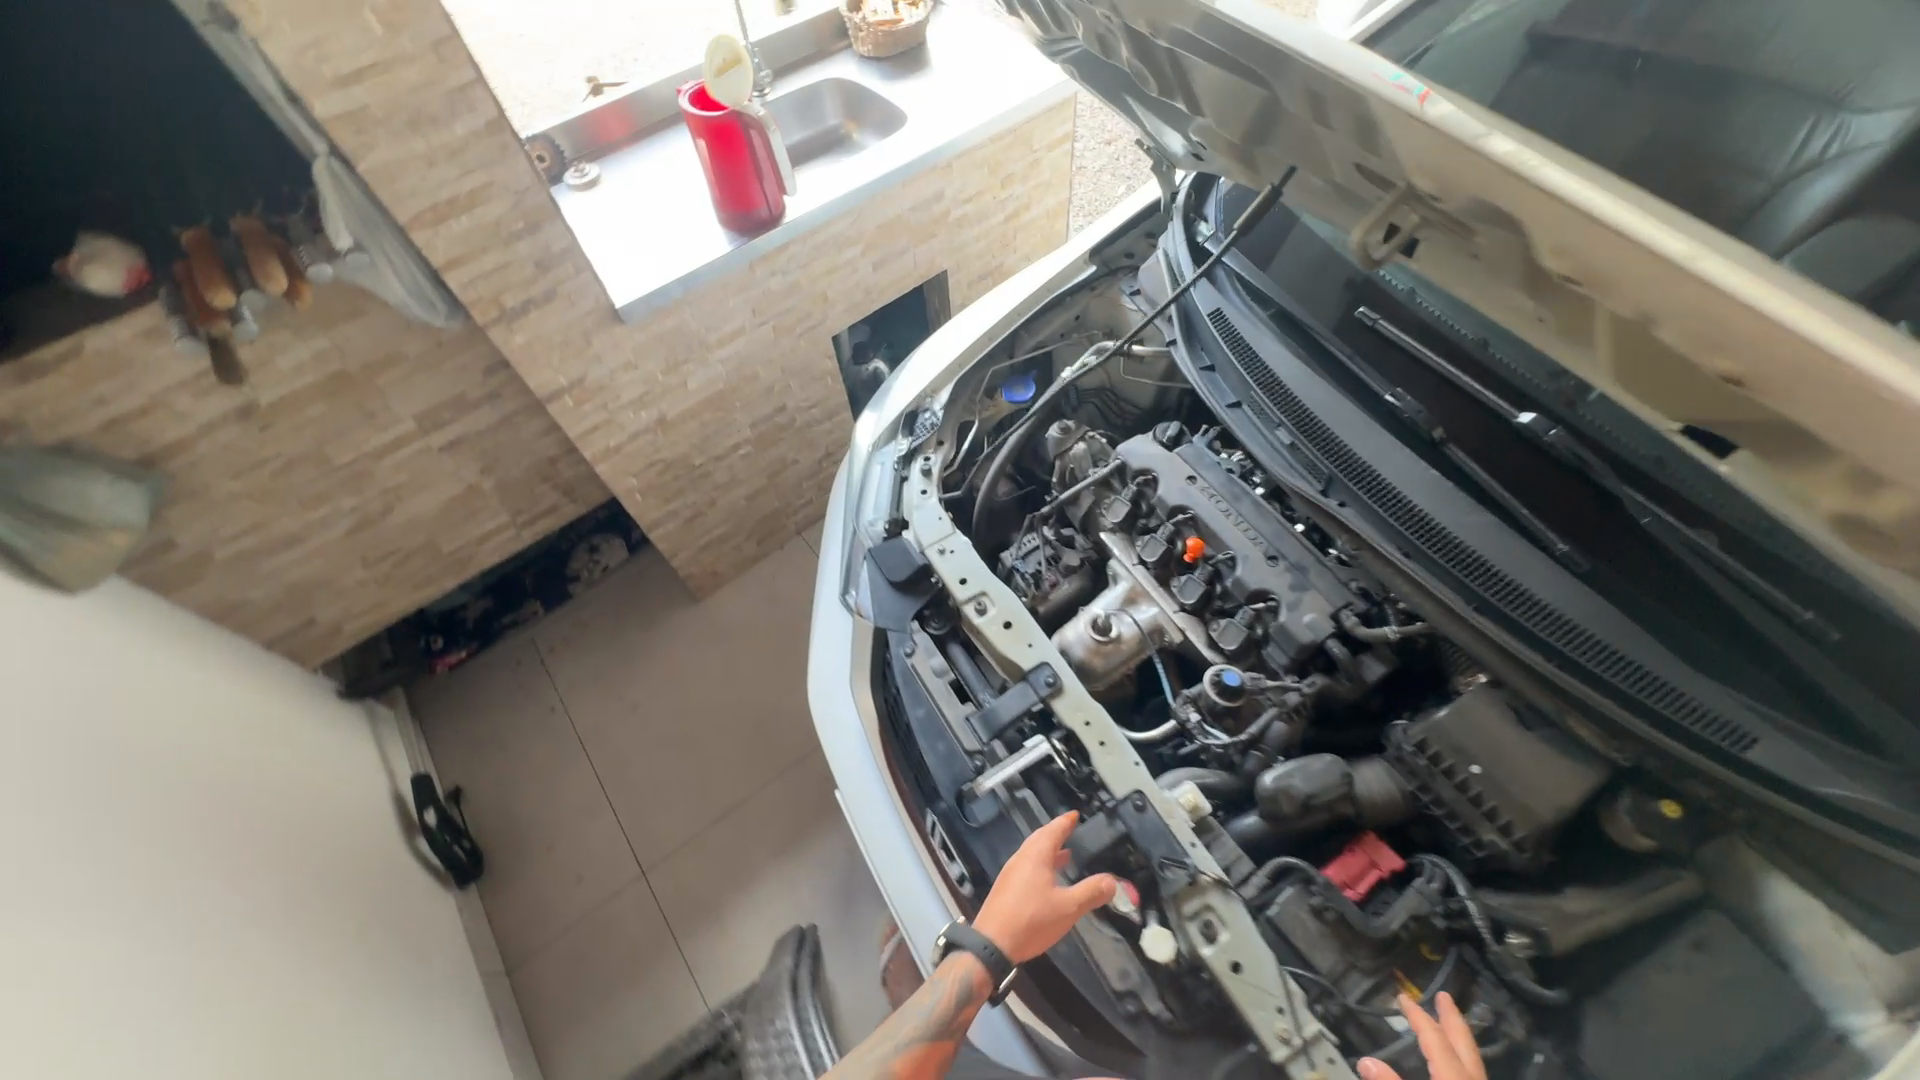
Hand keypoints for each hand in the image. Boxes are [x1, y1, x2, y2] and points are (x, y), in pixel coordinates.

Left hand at [973, 811, 1118, 962]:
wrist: (992, 944)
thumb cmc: (1032, 920)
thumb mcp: (1068, 908)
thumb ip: (1090, 893)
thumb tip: (1112, 881)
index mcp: (1036, 856)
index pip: (1053, 831)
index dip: (1065, 822)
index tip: (1075, 814)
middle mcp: (1021, 858)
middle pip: (1039, 838)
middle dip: (1055, 832)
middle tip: (1069, 828)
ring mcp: (1011, 873)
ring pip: (1032, 853)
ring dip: (1048, 850)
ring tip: (1065, 853)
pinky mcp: (1006, 888)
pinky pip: (1026, 866)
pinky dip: (1040, 864)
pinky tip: (1048, 879)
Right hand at [1358, 993, 1485, 1079]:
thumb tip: (1364, 1061)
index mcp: (1454, 1075)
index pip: (1435, 1038)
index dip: (1418, 1016)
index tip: (1403, 997)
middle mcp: (1472, 1078)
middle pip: (1463, 1042)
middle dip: (1452, 1017)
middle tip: (1444, 995)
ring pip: (1472, 1056)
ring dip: (1459, 1035)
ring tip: (1450, 1020)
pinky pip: (1473, 1068)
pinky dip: (1463, 1054)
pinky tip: (1457, 1059)